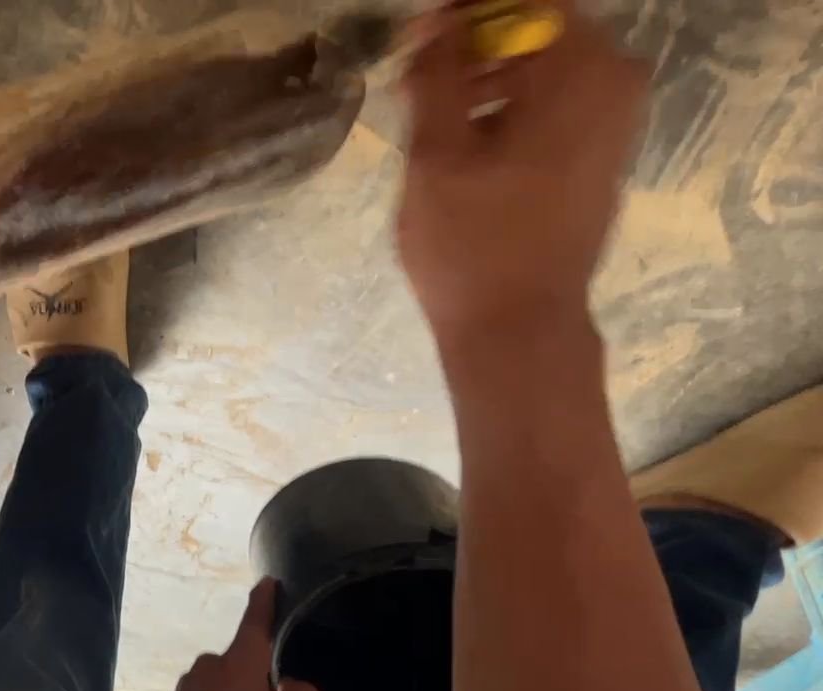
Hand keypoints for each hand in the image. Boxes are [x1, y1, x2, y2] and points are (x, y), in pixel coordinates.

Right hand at [396, 2, 647, 357]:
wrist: (516, 324)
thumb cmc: (469, 245)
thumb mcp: (436, 160)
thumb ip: (437, 80)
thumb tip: (434, 22)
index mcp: (580, 70)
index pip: (526, 1)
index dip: (465, 14)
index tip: (415, 39)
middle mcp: (613, 80)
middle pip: (535, 33)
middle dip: (470, 52)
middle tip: (411, 90)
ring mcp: (613, 118)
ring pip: (540, 72)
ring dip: (482, 86)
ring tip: (428, 130)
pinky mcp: (598, 152)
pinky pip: (550, 107)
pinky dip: (504, 114)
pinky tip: (463, 156)